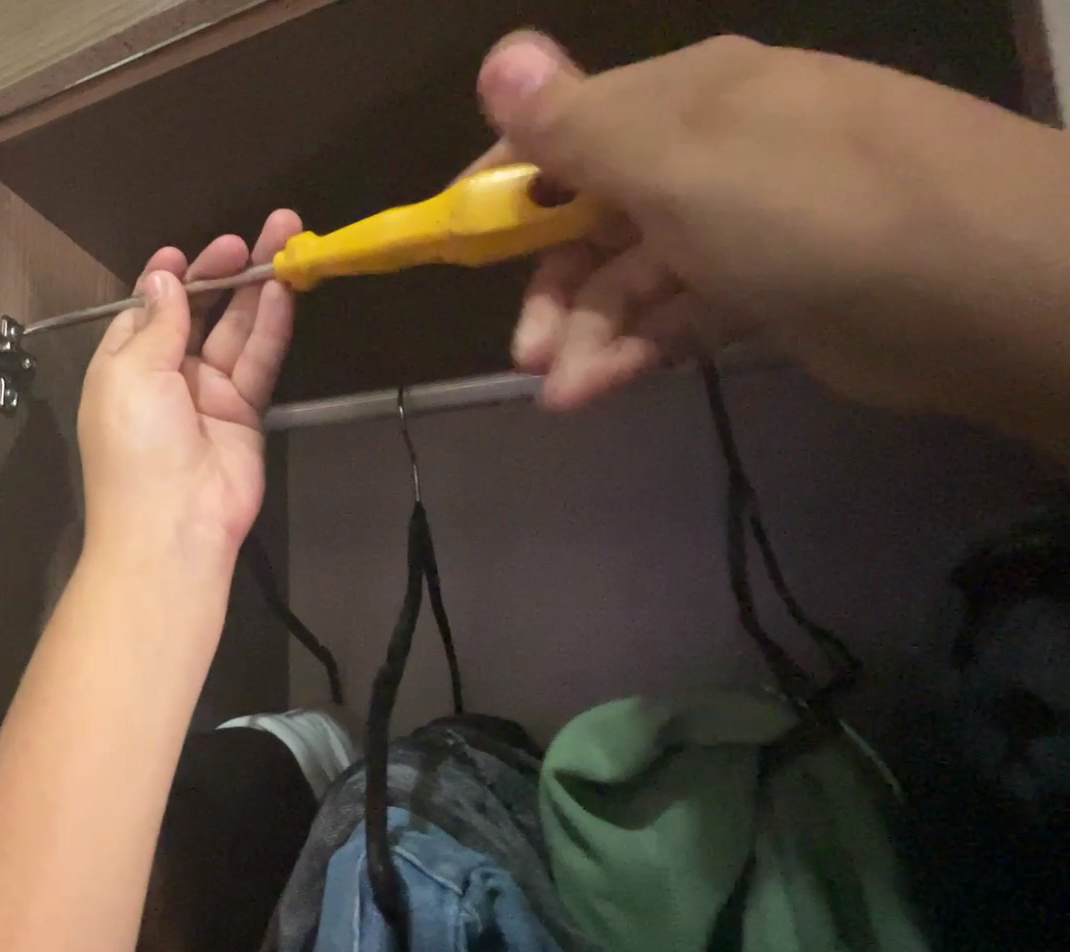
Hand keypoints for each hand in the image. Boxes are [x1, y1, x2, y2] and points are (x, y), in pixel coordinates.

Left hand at [77, 211, 303, 572]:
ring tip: (283, 240)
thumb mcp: (130, 373)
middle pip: (195, 315)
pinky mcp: (244, 413)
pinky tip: (285, 288)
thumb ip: (155, 323)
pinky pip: (257, 361)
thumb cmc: (135, 446)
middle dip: (219, 275)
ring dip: (255, 289)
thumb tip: (161, 280)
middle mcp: (163, 377)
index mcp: (122, 367)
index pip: (145, 312)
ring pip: (233, 332)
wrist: (173, 524)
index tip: (184, 254)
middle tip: (249, 238)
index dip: (165, 281)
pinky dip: (271, 325)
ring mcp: (206, 396)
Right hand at [467, 31, 1069, 451]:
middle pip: (588, 221)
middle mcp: (705, 151)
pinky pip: (669, 313)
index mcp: (684, 101)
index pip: (561, 134)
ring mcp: (735, 220)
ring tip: (563, 394)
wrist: (995, 292)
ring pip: (625, 279)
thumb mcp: (680, 165)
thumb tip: (495, 57)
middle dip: (549, 291)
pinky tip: (599, 390)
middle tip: (525, 356)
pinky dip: (630, 351)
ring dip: (584, 337)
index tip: (456, 244)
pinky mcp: (759, 284)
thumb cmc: (814, 215)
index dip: (501, 189)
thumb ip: (577, 123)